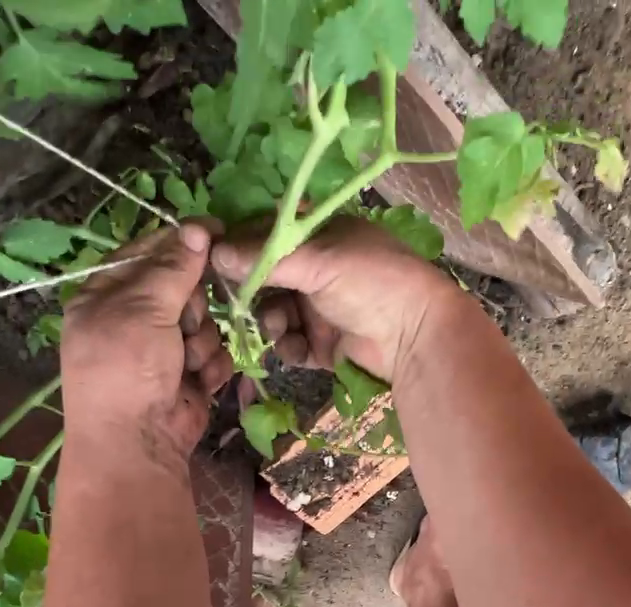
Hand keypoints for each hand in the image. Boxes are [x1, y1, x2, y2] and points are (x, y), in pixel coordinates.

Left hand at [61, 221, 233, 466]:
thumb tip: (197, 227)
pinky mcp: (190, 375)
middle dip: (192, 305)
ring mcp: (164, 350)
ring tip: (187, 363)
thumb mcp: (144, 309)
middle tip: (185, 322)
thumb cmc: (126, 368)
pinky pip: (215, 354)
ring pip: (205, 322)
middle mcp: (134, 319)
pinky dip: (211, 367)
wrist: (137, 441)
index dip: (181, 243)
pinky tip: (198, 381)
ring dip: (202, 342)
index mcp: (106, 295)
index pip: (148, 253)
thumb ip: (173, 268)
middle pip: (184, 287)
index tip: (215, 231)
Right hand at [210, 217, 470, 382]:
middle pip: (269, 279)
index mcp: (322, 236)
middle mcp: (321, 269)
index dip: (242, 247)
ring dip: (271, 322)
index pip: (270, 235)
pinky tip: (296, 348)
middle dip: (253, 292)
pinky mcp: (326, 344)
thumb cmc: (372, 281)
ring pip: (277, 314)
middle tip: (237, 302)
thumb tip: (215, 252)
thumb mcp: (318, 260)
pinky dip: (290, 347)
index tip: (215, 259)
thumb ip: (266, 259)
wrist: (415, 335)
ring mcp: (323, 309)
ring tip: (280, 327)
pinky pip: (294, 345)